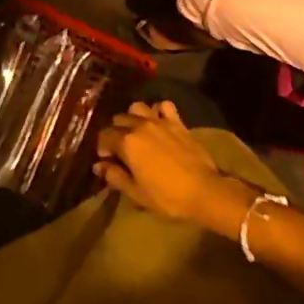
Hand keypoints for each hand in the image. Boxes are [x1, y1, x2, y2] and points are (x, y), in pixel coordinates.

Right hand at [94, 101, 258, 236]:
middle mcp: (139, 125)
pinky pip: (164, 106)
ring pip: (137, 107)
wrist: (205, 191)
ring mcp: (159, 121)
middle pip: (118, 119)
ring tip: (138, 132)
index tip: (108, 160)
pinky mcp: (177, 122)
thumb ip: (115, 176)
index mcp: (126, 142)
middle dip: (116, 132)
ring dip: (133, 118)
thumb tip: (99, 166)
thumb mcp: (137, 193)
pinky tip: (159, 122)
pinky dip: (159, 110)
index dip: (102, 147)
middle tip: (122, 150)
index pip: (104, 136)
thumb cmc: (167, 197)